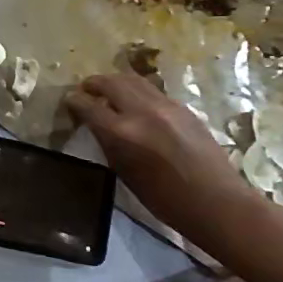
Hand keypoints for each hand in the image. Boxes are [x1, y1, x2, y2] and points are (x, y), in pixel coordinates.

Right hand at [66, 73, 253, 231]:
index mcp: (123, 132)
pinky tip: (136, 102)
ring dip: (116, 82)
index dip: (75, 102)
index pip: (89, 106)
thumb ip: (110, 145)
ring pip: (134, 81)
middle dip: (94, 84)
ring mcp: (166, 105)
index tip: (69, 101)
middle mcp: (142, 111)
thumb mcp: (126, 174)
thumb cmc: (165, 200)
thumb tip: (98, 127)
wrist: (214, 200)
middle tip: (86, 89)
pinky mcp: (183, 108)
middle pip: (111, 83)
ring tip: (108, 90)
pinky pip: (153, 91)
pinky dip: (138, 91)